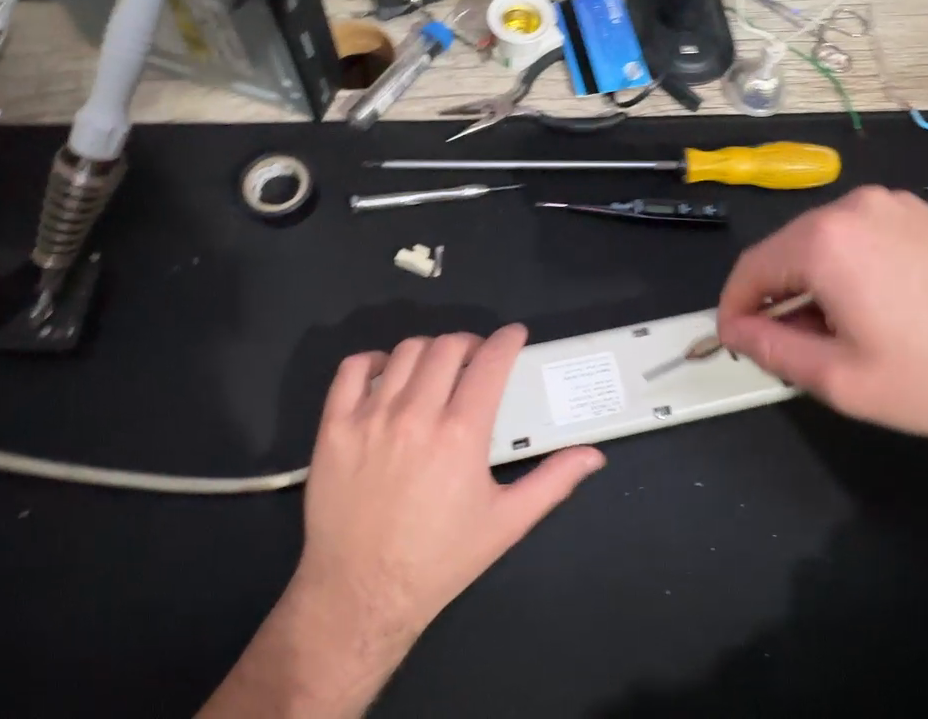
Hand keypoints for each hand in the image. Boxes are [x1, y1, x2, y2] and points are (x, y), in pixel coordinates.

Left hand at [293, 325, 605, 647]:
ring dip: (429, 351)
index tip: (513, 336)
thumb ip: (552, 482)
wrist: (364, 592)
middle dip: (470, 344)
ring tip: (438, 368)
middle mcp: (416, 415)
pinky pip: (353, 370)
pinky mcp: (334, 428)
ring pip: (405, 352)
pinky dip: (375, 361)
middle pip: (447, 347)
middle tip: (477, 359)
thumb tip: (593, 456)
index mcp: (461, 434)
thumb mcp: (506, 523)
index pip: (490, 362)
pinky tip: (389, 375)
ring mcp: (370, 418)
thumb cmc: (440, 559)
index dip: (507, 340)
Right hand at [716, 186, 927, 441]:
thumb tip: (734, 328)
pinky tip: (880, 311)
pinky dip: (850, 270)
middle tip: (792, 350)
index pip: (750, 269)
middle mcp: (855, 207)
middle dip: (777, 299)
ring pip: (825, 244)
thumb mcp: (843, 380)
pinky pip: (863, 238)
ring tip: (841, 336)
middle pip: (786, 252)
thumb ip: (772, 349)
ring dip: (815, 286)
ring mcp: (895, 205)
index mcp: (825, 240)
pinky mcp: (926, 213)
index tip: (736, 343)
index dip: (733, 309)